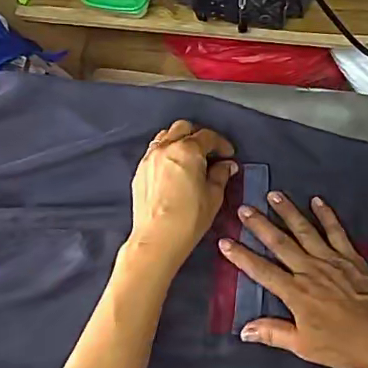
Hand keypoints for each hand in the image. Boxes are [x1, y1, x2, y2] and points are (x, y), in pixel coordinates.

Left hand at [127, 121, 236, 256]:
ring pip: (165, 137)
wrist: (157, 239)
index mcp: (187, 150)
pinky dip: (166, 154)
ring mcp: (149, 160)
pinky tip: (174, 169)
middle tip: (209, 151)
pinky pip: (153, 152)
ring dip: (179, 141)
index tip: (228, 154)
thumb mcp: (214, 195)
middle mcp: (165, 149)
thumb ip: (221, 174)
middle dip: (198, 135)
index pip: (208, 136)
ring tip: (190, 157)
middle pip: (183, 128)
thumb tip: (226, 165)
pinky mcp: (139, 173)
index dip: (222, 143)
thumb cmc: (189, 217)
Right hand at [221, 193, 367, 367]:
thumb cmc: (342, 344)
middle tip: (244, 208)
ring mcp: (332, 260)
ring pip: (306, 231)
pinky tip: (317, 201)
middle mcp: (310, 270)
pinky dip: (326, 215)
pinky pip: (336, 231)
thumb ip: (274, 333)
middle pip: (281, 243)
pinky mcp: (351, 256)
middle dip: (260, 225)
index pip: (262, 271)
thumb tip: (244, 329)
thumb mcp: (304, 346)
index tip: (225, 241)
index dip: (242, 256)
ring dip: (289, 212)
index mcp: (296, 292)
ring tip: (274, 195)